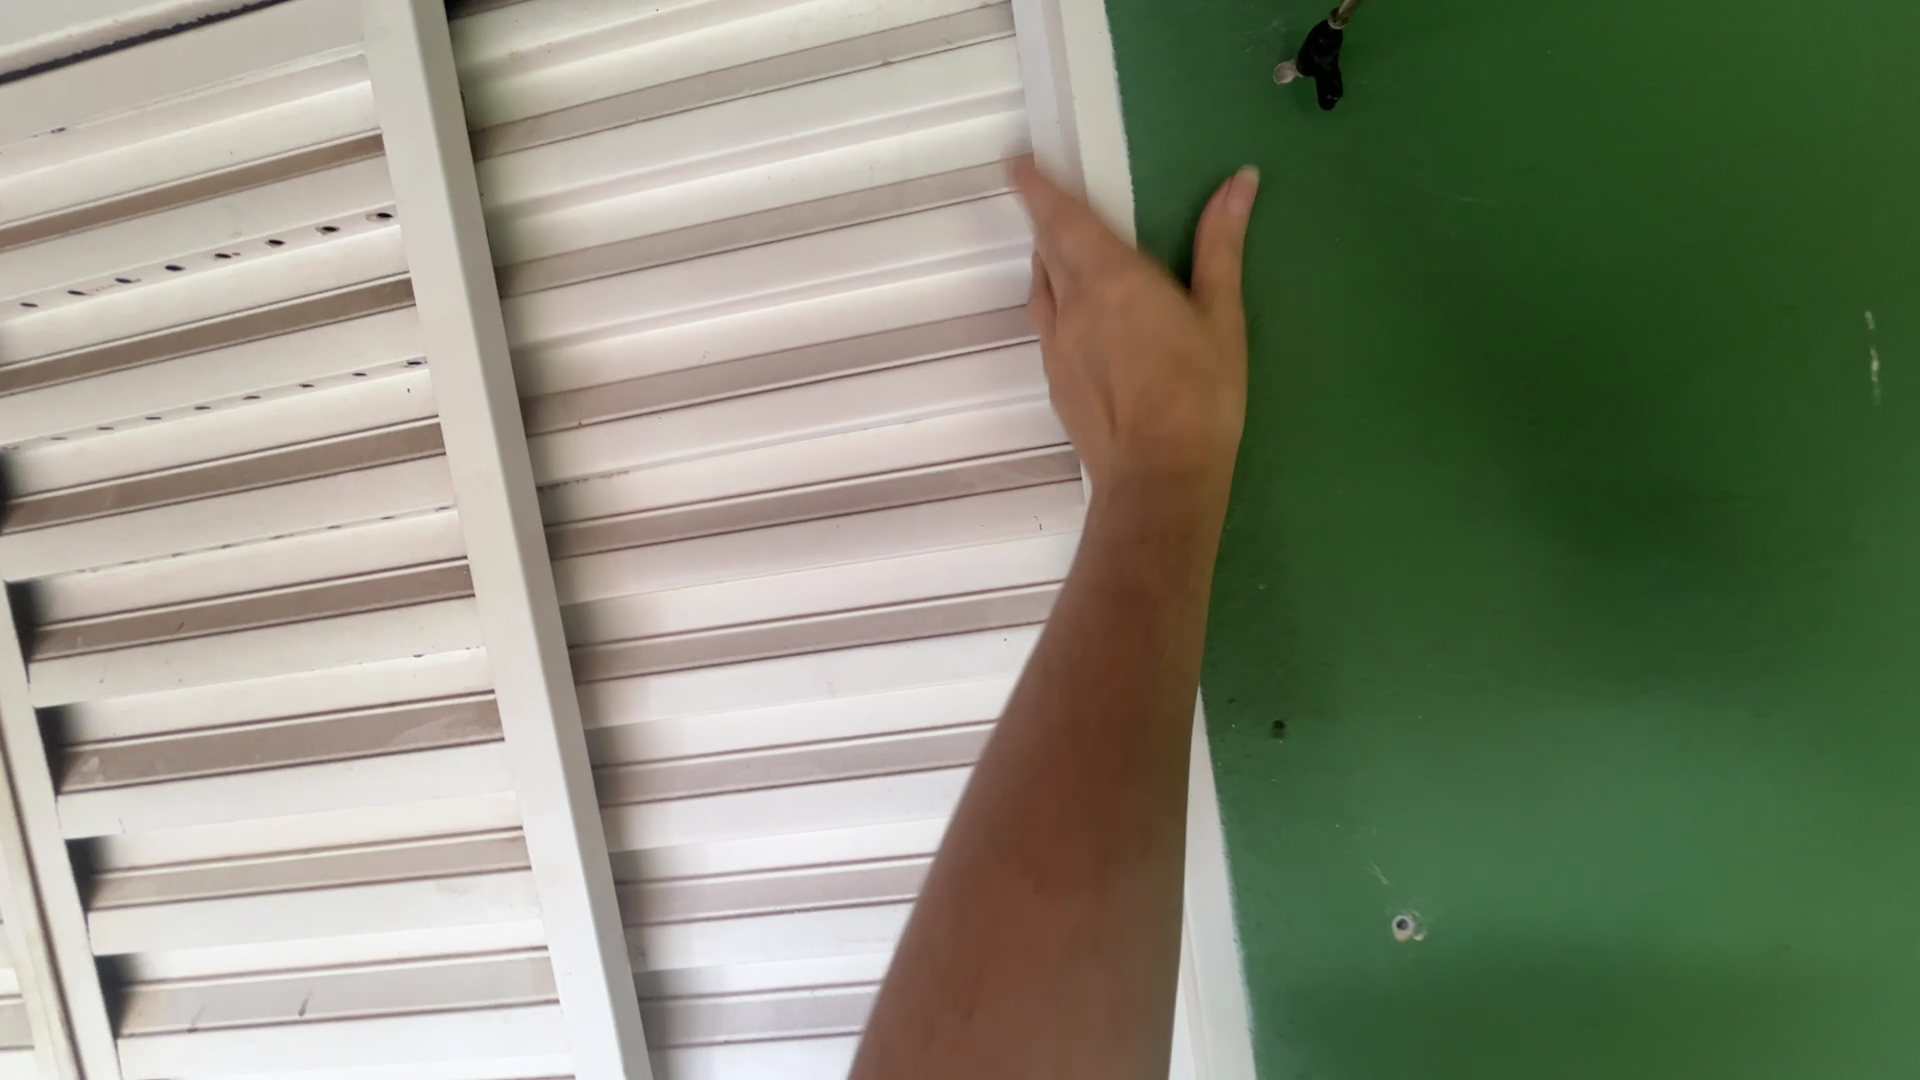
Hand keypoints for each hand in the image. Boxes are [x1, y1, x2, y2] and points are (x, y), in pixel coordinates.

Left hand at [1010, 158, 1258, 504]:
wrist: (1156, 476)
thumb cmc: (1199, 395)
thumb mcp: (1221, 317)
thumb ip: (1220, 247)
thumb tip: (1238, 182)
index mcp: (1111, 279)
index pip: (1061, 219)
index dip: (1036, 187)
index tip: (1015, 161)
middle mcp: (1072, 306)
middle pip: (1046, 250)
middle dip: (1043, 219)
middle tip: (1046, 198)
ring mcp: (1056, 346)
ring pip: (1041, 288)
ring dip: (1046, 262)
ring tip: (1061, 252)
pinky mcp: (1054, 380)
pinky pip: (1045, 325)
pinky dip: (1052, 302)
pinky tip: (1075, 314)